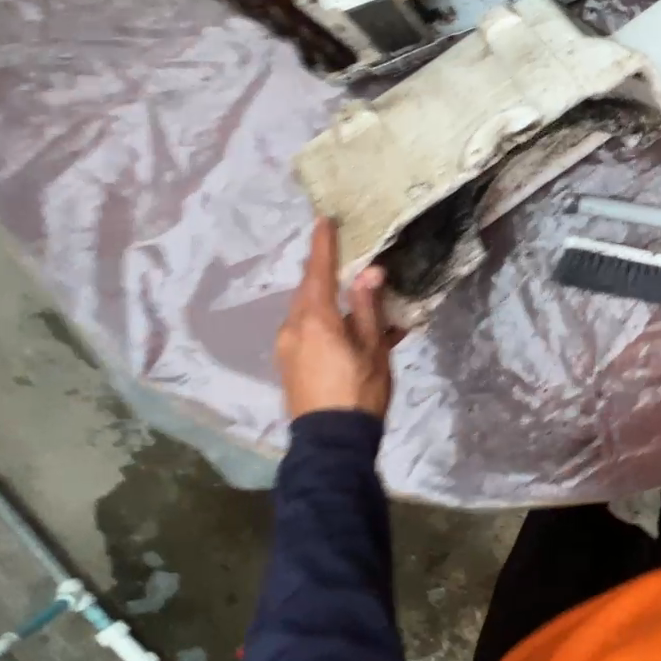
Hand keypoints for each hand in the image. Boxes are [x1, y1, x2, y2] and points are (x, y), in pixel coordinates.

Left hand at [276, 218, 403, 419]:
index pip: (318, 272)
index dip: (323, 245)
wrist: (331, 440)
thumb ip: (368, 309)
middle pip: (310, 291)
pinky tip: (352, 333)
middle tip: (348, 260)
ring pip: (309, 312)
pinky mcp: (290, 363)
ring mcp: (287, 347)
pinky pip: (309, 331)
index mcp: (315, 319)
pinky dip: (328, 323)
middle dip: (327, 274)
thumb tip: (369, 272)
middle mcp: (293, 327)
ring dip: (331, 303)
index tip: (324, 220)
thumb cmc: (359, 390)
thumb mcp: (373, 348)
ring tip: (359, 304)